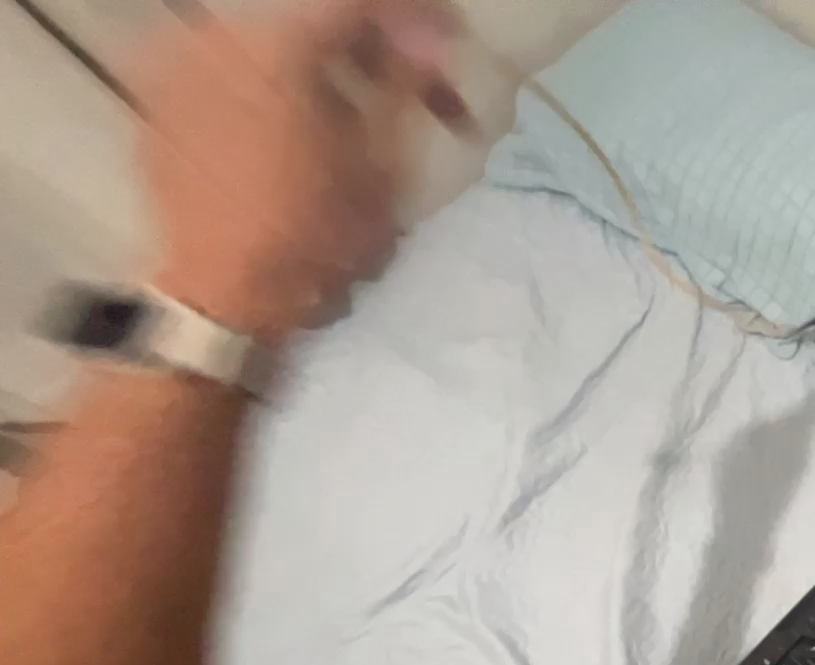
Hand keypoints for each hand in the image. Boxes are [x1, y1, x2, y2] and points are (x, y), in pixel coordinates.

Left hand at [133, 0, 470, 344]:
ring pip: (279, 36)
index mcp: (274, 50)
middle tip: (428, 95)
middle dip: (381, 47)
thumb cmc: (319, 239)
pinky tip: (322, 119)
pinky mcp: (164, 84)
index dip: (414, 14)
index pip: (354, 1)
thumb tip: (436, 38)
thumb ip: (406, 90)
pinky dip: (292, 76)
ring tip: (377, 115)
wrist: (226, 290)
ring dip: (338, 64)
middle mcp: (213, 33)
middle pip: (314, 14)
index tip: (455, 37)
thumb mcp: (383, 169)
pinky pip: (241, 57)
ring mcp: (178, 55)